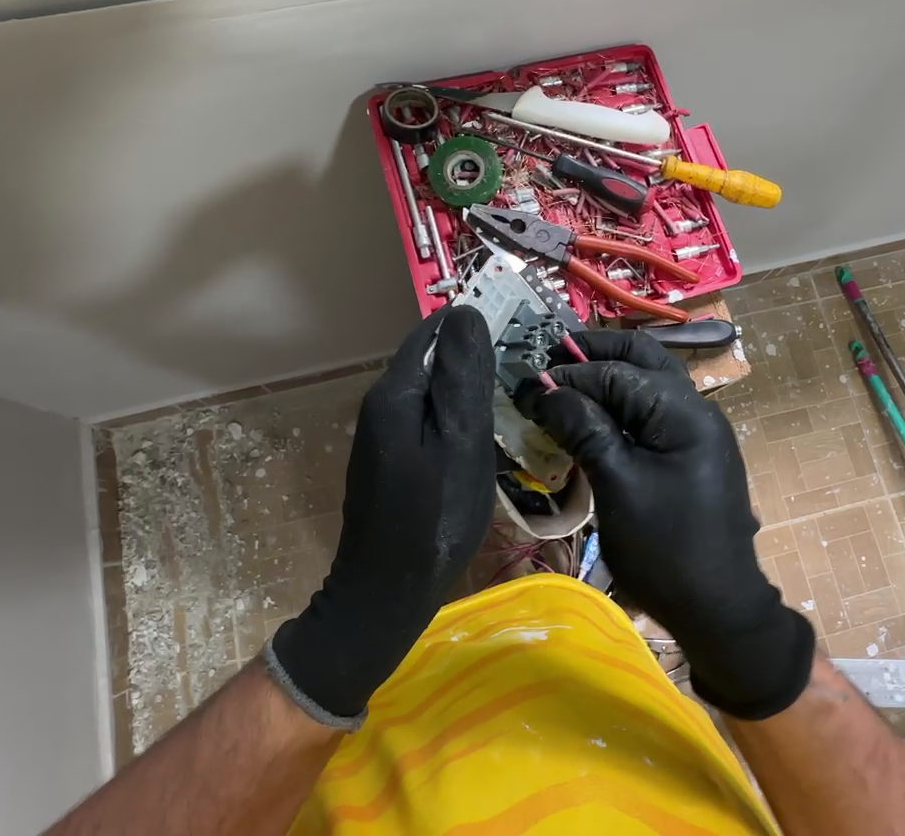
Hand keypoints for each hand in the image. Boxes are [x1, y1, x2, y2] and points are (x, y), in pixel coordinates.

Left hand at [267, 305, 496, 727]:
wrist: (385, 592)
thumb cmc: (433, 516)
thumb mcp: (459, 441)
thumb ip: (461, 377)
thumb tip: (466, 312)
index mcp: (395, 392)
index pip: (433, 332)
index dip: (473, 326)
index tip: (519, 332)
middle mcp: (381, 405)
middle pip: (430, 362)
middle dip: (472, 359)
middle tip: (523, 369)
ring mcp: (382, 436)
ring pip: (429, 393)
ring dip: (465, 391)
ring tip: (510, 400)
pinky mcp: (389, 461)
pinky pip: (425, 422)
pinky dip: (453, 419)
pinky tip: (479, 439)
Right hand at [514, 331, 813, 719]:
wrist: (718, 607)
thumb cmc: (664, 547)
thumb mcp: (617, 484)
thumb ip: (584, 428)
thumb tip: (544, 389)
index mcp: (684, 411)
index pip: (618, 372)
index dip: (570, 373)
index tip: (528, 384)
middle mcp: (696, 409)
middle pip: (642, 358)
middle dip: (595, 354)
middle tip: (551, 358)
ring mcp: (696, 430)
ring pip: (647, 381)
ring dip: (607, 375)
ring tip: (564, 381)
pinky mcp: (689, 451)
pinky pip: (651, 410)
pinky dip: (619, 403)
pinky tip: (591, 415)